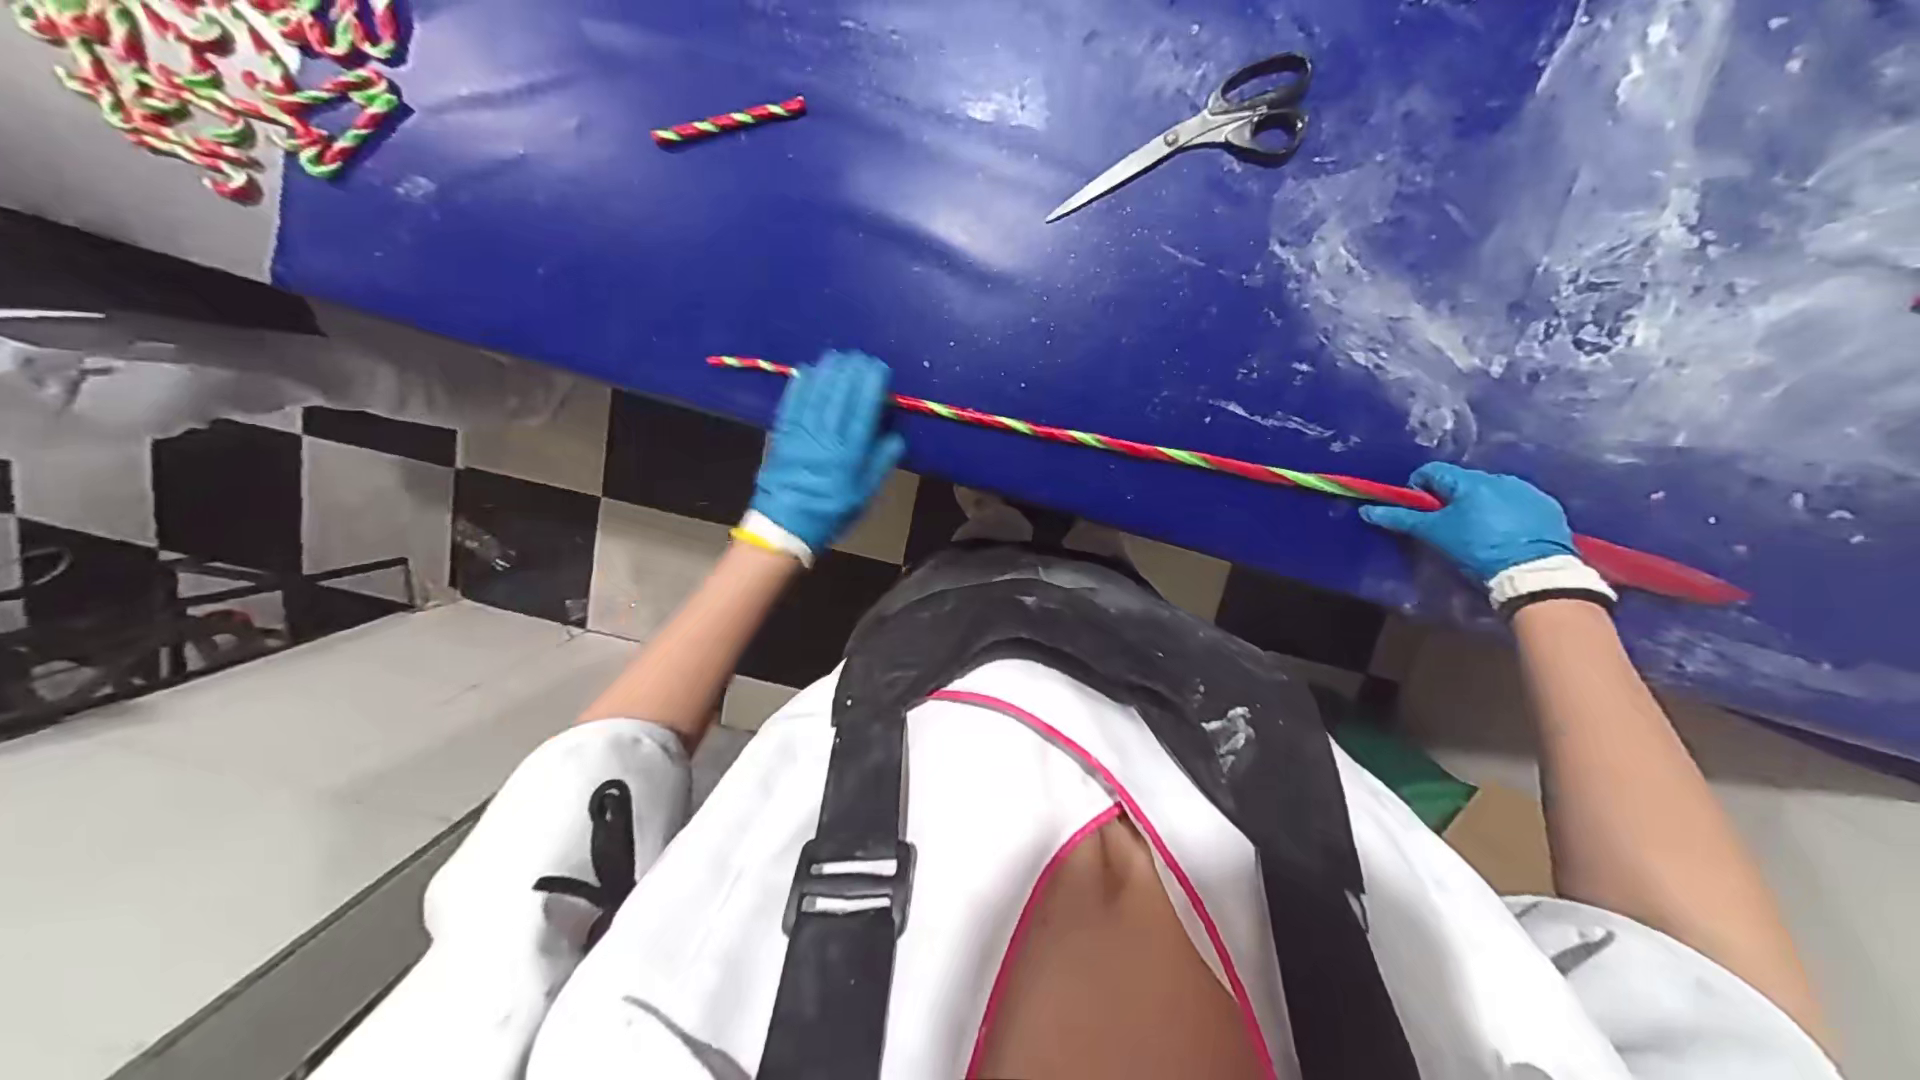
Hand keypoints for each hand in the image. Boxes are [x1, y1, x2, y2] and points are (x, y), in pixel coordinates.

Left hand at [748, 349, 905, 555]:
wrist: (786, 526)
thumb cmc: (831, 512)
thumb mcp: (865, 493)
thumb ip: (881, 462)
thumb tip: (895, 435)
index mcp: (850, 451)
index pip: (864, 407)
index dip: (872, 383)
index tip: (879, 367)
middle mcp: (826, 436)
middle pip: (840, 393)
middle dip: (851, 371)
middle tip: (860, 356)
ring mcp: (801, 432)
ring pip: (816, 393)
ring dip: (828, 371)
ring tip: (837, 356)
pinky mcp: (782, 434)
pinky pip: (792, 403)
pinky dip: (800, 385)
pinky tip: (807, 371)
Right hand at [1358, 463, 1577, 584]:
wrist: (1535, 573)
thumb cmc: (1476, 548)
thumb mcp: (1434, 534)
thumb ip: (1401, 518)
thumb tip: (1367, 510)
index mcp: (1469, 481)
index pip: (1430, 472)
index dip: (1416, 491)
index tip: (1417, 514)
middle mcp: (1499, 478)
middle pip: (1459, 483)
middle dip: (1447, 501)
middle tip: (1444, 528)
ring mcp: (1527, 491)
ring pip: (1488, 493)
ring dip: (1477, 507)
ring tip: (1476, 534)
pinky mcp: (1548, 507)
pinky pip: (1516, 504)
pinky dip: (1504, 515)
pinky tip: (1503, 536)